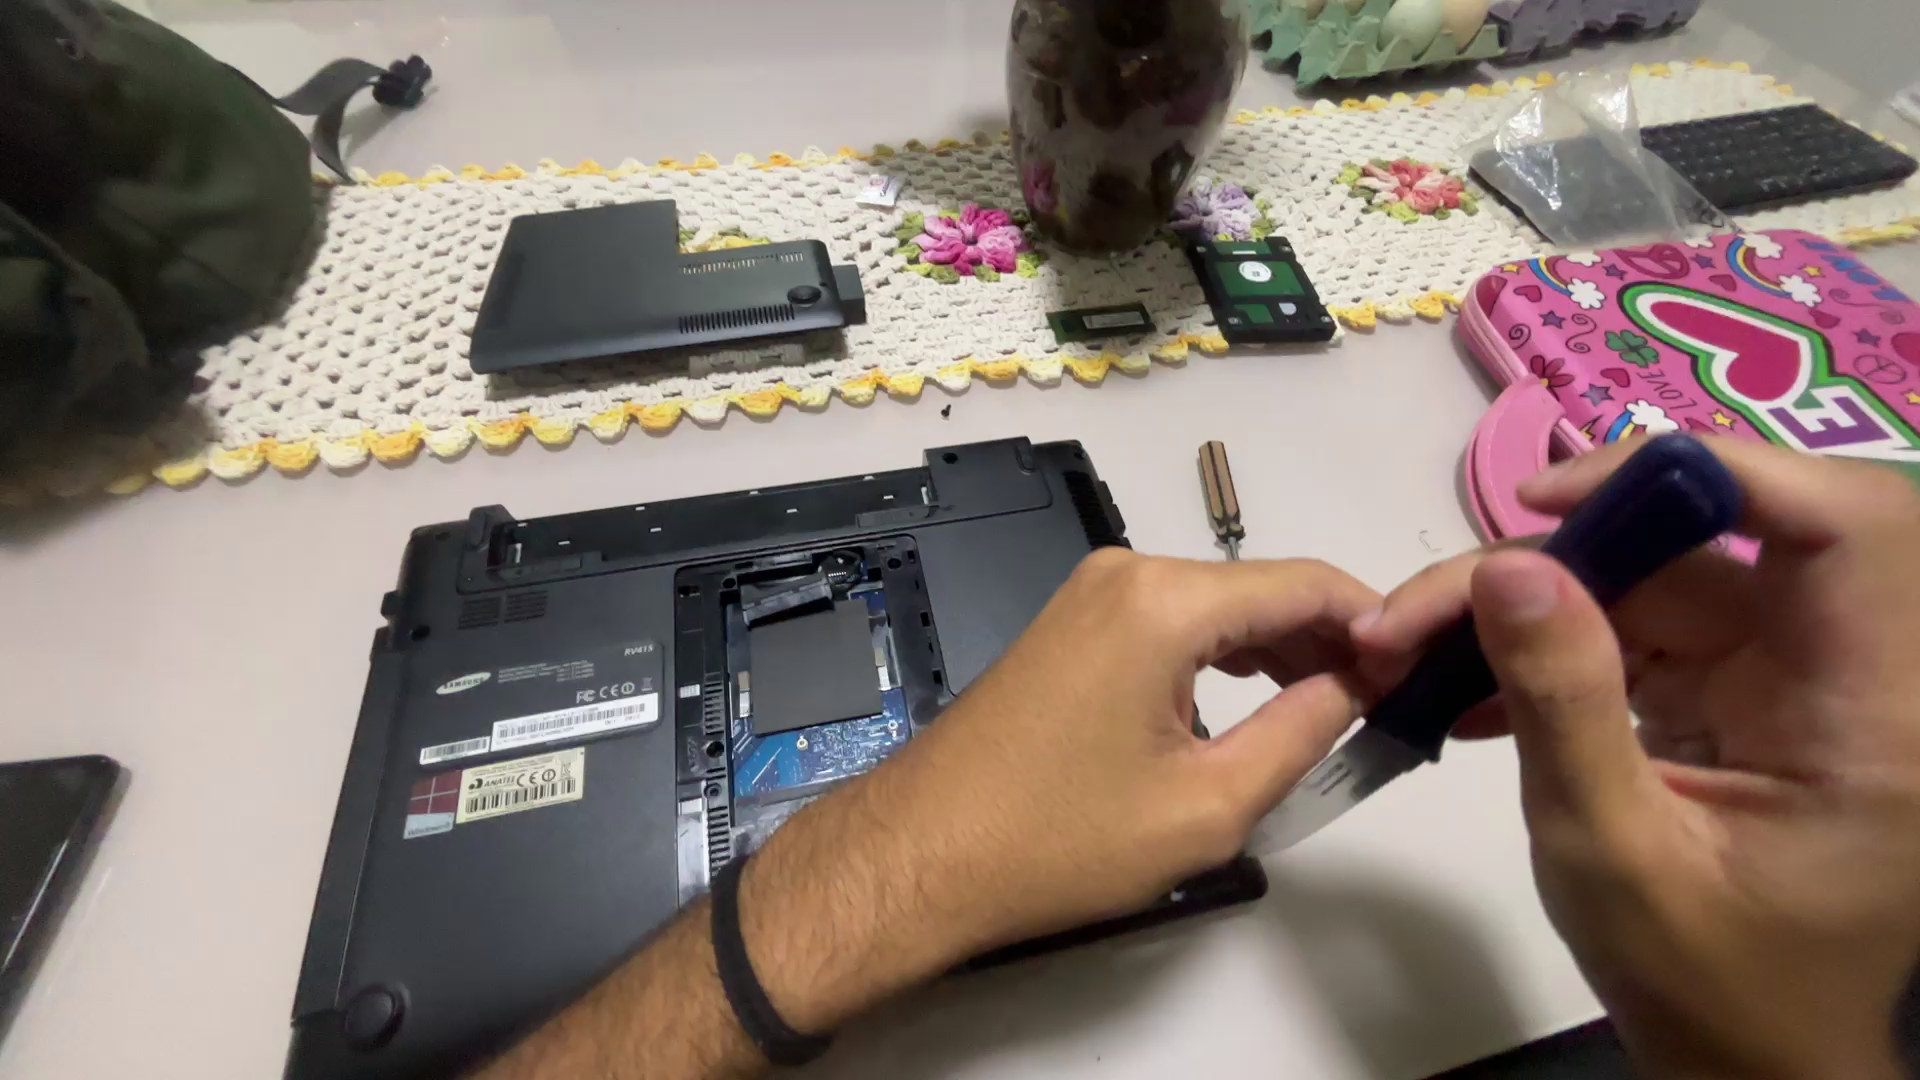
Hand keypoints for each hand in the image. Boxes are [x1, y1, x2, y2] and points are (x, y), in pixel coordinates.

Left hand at [742, 549, 1378, 1034]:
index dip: (1371, 621)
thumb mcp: (1208, 803)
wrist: (927, 847)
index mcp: (1163, 598)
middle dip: (1322, 637)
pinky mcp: (1068, 621)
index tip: (1415, 671)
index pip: (1302, 582)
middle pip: (1254, 587)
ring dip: (1269, 646)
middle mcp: (1124, 571)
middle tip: (1378, 701)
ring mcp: (1087, 593)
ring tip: (1323, 705)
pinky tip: (1243, 696)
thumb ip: (1301, 732)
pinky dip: (1213, 651)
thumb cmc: (1063, 837)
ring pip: (1208, 604)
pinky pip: (1163, 621)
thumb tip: (1354, 683)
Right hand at [1353, 438, 1919, 1079]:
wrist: (1729, 1047)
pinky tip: (1452, 689)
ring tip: (1401, 653)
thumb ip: (1563, 702)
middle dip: (1527, 566)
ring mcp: (1760, 677)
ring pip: (1620, 584)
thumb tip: (1507, 570)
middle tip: (1407, 616)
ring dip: (1497, 608)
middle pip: (1676, 553)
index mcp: (1873, 713)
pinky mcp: (1702, 689)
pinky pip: (1602, 630)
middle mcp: (1828, 671)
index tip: (1549, 501)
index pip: (1845, 526)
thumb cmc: (1695, 970)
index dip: (1704, 474)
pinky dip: (1514, 647)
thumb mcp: (1609, 842)